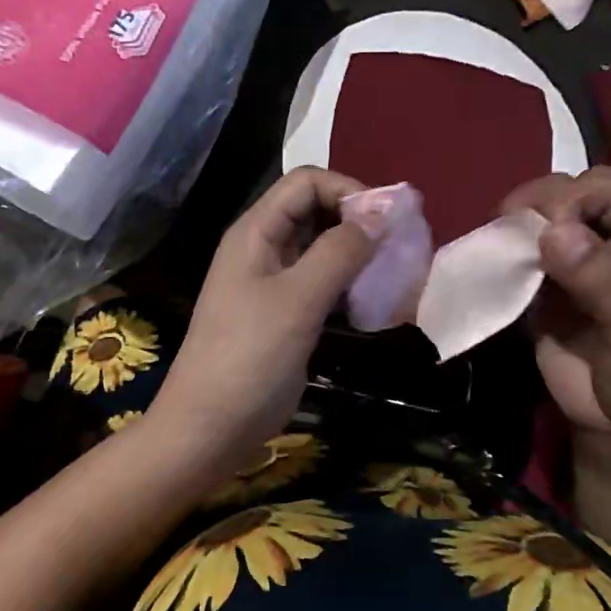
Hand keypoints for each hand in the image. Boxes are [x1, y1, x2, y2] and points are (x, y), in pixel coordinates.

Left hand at [150, 168, 376, 464]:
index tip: (388, 222)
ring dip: (359, 255)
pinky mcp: (287, 314)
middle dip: (359, 222)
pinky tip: (374, 302)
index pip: (307, 182)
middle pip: (317, 211)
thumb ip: (340, 252)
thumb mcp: (298, 300)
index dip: (348, 191)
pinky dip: (350, 285)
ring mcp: (275, 283)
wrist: (210, 427)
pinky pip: (323, 284)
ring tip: (394, 274)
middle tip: (399, 248)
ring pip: (323, 249)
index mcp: (256, 232)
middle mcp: (265, 248)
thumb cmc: (249, 357)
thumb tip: (381, 212)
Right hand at [503, 167, 610, 470]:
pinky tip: (492, 270)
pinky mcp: (547, 296)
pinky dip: (504, 261)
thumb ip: (605, 282)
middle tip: (509, 230)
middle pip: (571, 197)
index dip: (575, 197)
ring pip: (541, 226)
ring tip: (497, 249)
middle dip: (538, 206)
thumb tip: (553, 230)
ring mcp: (579, 269)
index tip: (546, 229)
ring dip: (516, 232)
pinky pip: (521, 263)